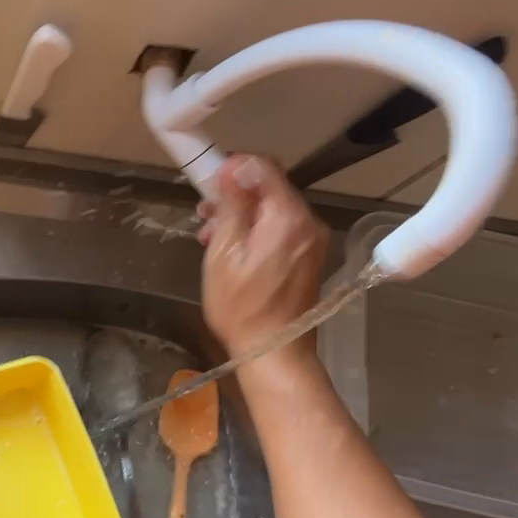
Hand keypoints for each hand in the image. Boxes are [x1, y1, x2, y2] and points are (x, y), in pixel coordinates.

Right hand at [197, 154, 329, 357]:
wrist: (274, 350)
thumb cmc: (241, 306)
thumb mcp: (223, 252)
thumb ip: (231, 205)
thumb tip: (232, 169)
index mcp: (287, 216)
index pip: (264, 167)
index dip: (234, 168)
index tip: (209, 183)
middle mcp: (308, 222)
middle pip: (270, 189)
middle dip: (236, 195)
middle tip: (204, 214)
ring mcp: (312, 241)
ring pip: (274, 210)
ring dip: (243, 215)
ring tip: (213, 236)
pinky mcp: (310, 257)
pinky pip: (282, 230)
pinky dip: (258, 231)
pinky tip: (235, 251)